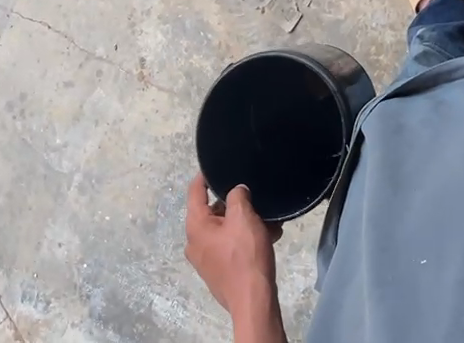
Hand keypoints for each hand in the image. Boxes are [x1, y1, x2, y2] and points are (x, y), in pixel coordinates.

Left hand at [185, 176, 282, 327]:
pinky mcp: (218, 270)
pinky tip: (268, 236)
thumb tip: (236, 191)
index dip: (205, 175)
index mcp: (195, 226)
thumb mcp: (243, 216)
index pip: (195, 190)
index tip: (218, 163)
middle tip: (255, 195)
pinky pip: (230, 244)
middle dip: (235, 202)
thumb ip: (237, 195)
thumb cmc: (244, 254)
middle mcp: (195, 242)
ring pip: (225, 228)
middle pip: (213, 210)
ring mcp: (206, 258)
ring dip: (245, 221)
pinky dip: (245, 237)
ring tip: (269, 219)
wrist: (253, 299)